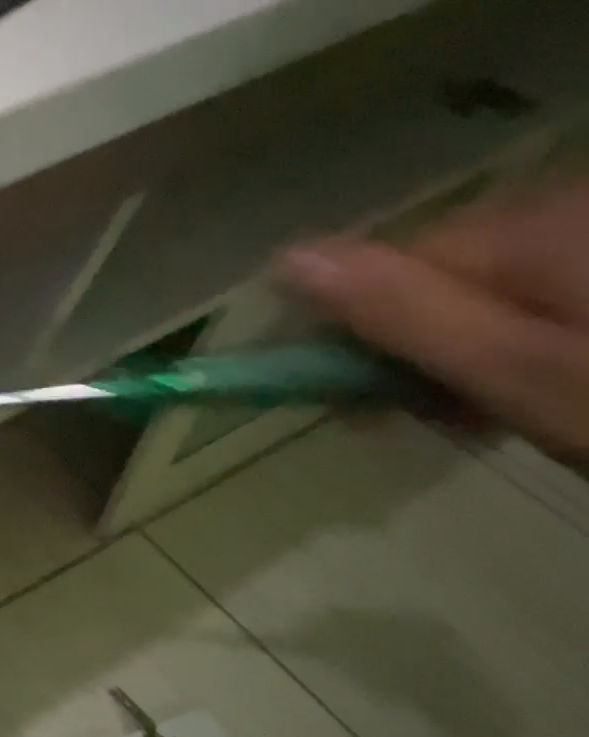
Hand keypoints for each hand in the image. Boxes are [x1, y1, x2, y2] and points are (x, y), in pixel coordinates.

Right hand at [282, 183, 588, 455]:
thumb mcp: (523, 374)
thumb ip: (404, 315)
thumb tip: (286, 260)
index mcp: (529, 232)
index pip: (381, 269)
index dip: (352, 337)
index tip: (362, 410)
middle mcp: (566, 207)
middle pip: (435, 274)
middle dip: (416, 345)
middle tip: (443, 418)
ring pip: (485, 284)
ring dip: (468, 348)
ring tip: (501, 407)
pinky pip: (540, 283)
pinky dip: (525, 335)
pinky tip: (549, 376)